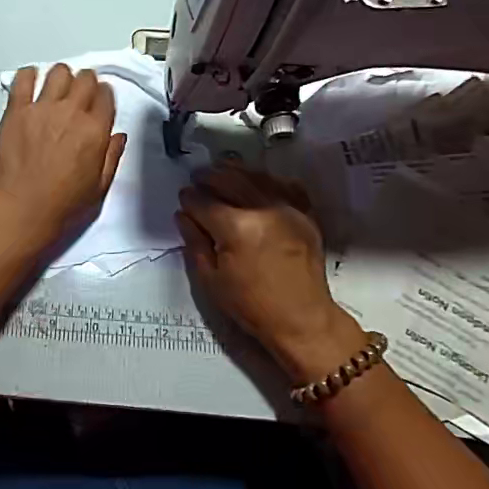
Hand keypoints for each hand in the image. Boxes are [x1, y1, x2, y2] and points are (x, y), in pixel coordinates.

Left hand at [0, 64, 126, 249]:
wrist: (24, 210)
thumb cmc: (62, 205)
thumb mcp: (100, 187)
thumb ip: (112, 156)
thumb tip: (118, 137)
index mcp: (95, 131)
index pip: (106, 95)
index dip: (104, 96)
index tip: (99, 102)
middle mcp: (71, 113)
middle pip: (85, 78)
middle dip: (86, 83)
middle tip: (80, 94)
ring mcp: (42, 109)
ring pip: (58, 72)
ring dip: (62, 77)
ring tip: (57, 89)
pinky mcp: (16, 111)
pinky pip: (24, 79)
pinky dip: (29, 76)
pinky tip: (31, 83)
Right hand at [176, 165, 361, 370]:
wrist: (302, 319)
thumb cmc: (252, 306)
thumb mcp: (211, 280)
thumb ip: (195, 242)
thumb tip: (183, 215)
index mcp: (236, 228)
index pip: (205, 202)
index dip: (190, 198)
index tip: (184, 197)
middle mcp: (263, 209)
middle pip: (230, 180)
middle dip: (210, 177)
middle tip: (197, 177)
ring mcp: (288, 208)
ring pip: (257, 177)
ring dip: (237, 171)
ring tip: (222, 169)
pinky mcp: (305, 214)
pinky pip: (285, 185)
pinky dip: (268, 179)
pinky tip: (258, 180)